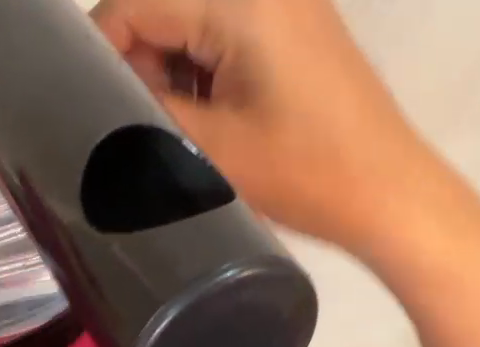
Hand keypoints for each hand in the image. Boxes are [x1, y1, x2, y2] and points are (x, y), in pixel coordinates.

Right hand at [92, 0, 443, 256]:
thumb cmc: (304, 173)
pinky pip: (227, 35)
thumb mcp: (212, 149)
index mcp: (237, 0)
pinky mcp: (298, 28)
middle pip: (164, 7)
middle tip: (140, 129)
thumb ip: (146, 112)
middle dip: (141, 64)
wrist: (389, 194)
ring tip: (179, 132)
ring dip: (173, 72)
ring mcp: (285, 3)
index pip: (132, 2)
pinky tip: (211, 120)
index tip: (90, 112)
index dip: (100, 53)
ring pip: (193, 23)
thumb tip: (105, 96)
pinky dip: (206, 72)